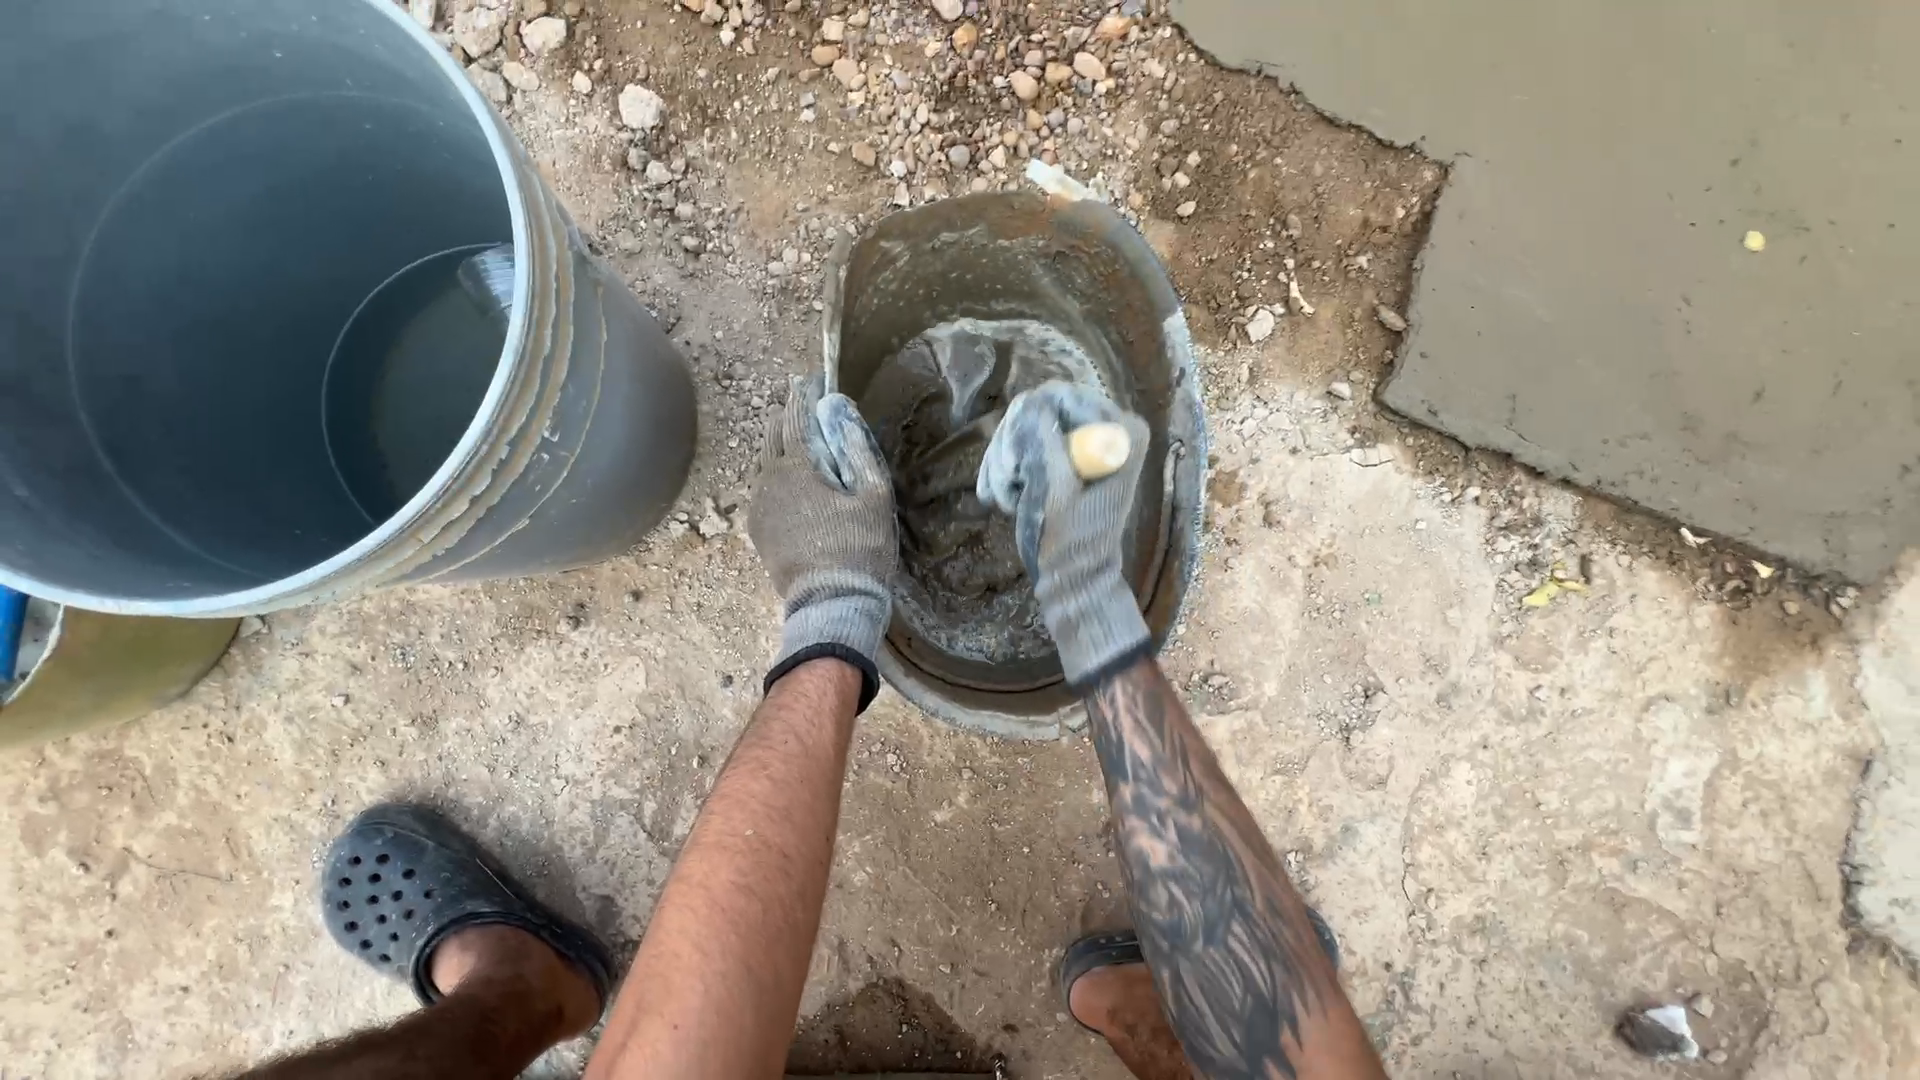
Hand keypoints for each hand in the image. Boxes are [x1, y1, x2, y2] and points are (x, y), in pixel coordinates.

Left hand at [749, 374, 898, 710]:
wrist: (831, 602)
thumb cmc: (860, 547)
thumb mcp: (873, 497)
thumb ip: (858, 450)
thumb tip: (844, 413)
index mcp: (796, 467)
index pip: (795, 418)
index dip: (804, 397)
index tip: (811, 380)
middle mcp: (768, 481)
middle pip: (772, 437)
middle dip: (787, 419)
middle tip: (804, 409)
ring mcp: (759, 507)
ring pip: (765, 465)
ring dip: (780, 450)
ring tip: (800, 445)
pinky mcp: (758, 531)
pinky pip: (764, 492)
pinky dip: (777, 478)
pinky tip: (793, 485)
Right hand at [976, 381, 1152, 687]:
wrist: (1071, 579)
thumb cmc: (1070, 543)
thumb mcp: (1056, 492)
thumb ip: (1046, 443)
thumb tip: (1031, 400)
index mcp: (1121, 432)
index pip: (1060, 396)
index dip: (1026, 424)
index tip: (1013, 464)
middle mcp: (1106, 428)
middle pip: (1038, 408)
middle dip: (1012, 446)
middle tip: (1003, 485)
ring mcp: (1082, 442)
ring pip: (1023, 426)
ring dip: (1004, 462)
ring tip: (1003, 499)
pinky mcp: (1062, 456)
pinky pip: (1021, 444)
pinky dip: (1005, 469)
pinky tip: (1001, 497)